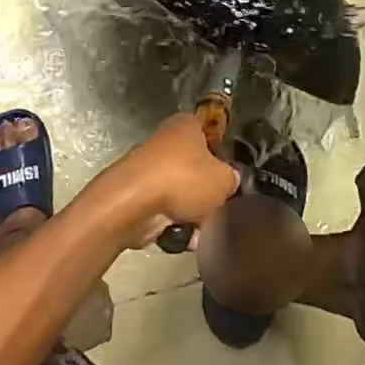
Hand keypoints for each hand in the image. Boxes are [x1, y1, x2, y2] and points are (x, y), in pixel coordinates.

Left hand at [87, 112, 240, 248]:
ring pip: (180, 190)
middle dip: (206, 189)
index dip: (222, 151)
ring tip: (205, 229)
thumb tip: (229, 181)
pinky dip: (174, 223)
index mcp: (186, 124)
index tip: (230, 173)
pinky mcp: (136, 194)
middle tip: (220, 205)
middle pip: (195, 165)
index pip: (210, 131)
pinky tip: (187, 239)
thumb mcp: (224, 179)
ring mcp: (148, 168)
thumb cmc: (183, 179)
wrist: (132, 203)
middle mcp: (165, 140)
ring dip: (192, 211)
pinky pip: (164, 209)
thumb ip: (232, 178)